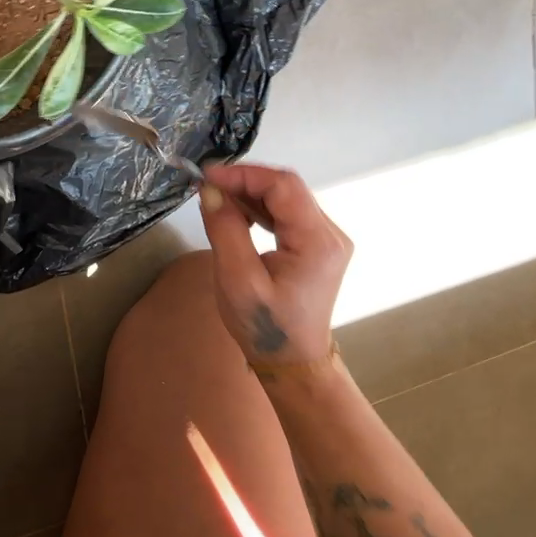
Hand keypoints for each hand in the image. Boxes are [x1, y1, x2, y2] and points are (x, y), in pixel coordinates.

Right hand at [198, 163, 351, 365]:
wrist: (293, 361)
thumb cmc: (266, 326)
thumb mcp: (237, 279)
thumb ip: (225, 229)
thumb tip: (210, 190)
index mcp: (317, 241)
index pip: (284, 186)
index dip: (244, 175)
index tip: (206, 178)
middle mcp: (329, 234)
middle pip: (287, 188)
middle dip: (244, 181)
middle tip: (206, 188)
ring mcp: (325, 239)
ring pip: (285, 197)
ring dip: (249, 193)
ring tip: (215, 200)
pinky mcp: (315, 245)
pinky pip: (286, 213)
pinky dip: (258, 207)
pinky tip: (235, 214)